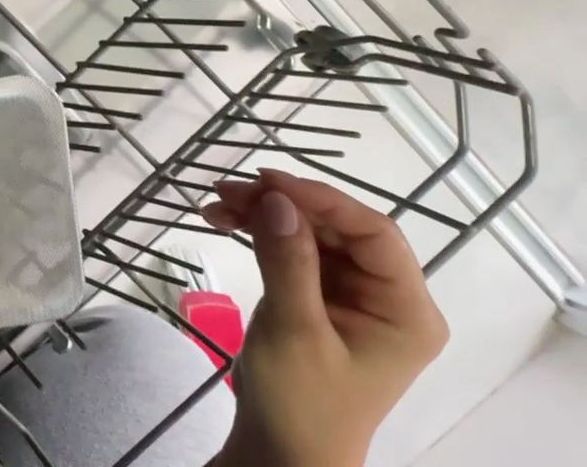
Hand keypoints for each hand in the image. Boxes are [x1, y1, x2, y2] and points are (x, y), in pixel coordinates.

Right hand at [201, 170, 448, 466]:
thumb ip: (287, 261)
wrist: (283, 448)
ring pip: (311, 234)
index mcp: (406, 311)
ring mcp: (353, 298)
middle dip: (282, 204)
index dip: (323, 199)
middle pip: (339, 229)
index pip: (374, 234)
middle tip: (225, 189)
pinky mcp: (320, 299)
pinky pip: (293, 251)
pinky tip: (223, 222)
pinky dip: (259, 233)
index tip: (265, 180)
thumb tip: (276, 199)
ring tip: (214, 204)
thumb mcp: (294, 328)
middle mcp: (388, 298)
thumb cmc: (300, 397)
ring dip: (264, 214)